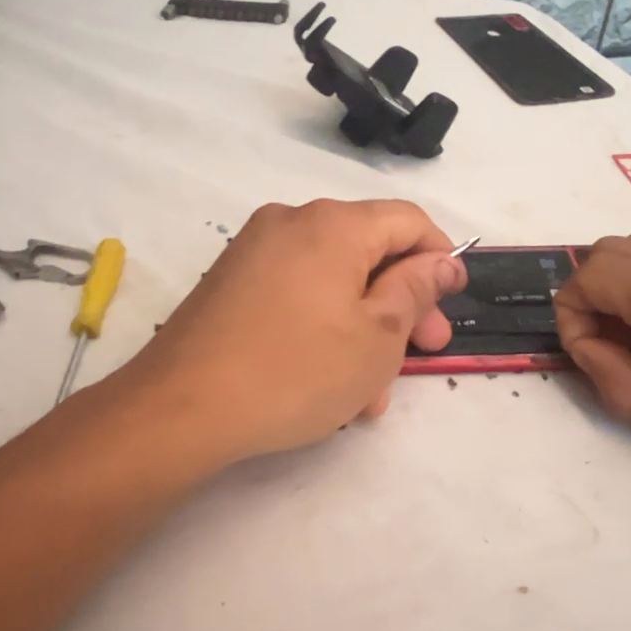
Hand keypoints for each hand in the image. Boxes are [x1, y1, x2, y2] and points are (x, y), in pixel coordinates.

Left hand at [115, 199, 466, 464]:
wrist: (181, 409)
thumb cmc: (295, 372)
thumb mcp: (376, 338)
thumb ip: (415, 291)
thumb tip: (441, 261)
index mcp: (333, 224)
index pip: (408, 221)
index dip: (439, 261)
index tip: (449, 308)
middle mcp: (290, 222)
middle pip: (368, 251)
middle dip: (402, 304)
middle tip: (423, 354)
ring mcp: (252, 252)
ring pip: (332, 281)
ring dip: (363, 328)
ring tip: (371, 392)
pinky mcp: (228, 284)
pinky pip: (294, 294)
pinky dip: (322, 327)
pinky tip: (329, 381)